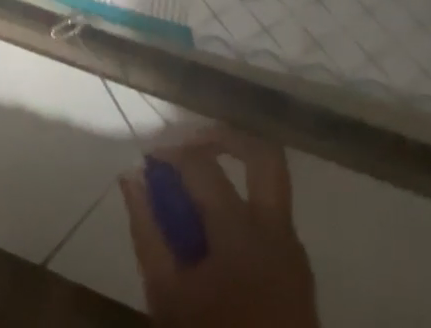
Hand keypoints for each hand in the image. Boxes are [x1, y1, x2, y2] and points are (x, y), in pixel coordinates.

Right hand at [123, 128, 318, 327]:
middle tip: (186, 145)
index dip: (170, 151)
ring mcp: (293, 248)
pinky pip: (268, 216)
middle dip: (222, 137)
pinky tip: (207, 232)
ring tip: (188, 193)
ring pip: (268, 184)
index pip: (202, 165)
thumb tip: (133, 178)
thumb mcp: (165, 292)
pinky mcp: (297, 268)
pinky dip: (238, 205)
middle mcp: (276, 229)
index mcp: (241, 232)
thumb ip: (147, 229)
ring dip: (231, 173)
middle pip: (263, 155)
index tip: (146, 158)